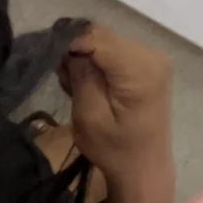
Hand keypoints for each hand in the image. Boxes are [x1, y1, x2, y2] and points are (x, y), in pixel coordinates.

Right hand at [62, 23, 173, 181]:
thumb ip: (81, 76)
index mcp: (140, 70)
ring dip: (83, 59)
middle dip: (75, 53)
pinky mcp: (147, 63)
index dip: (68, 44)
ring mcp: (152, 58)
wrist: (143, 166)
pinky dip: (95, 63)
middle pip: (100, 36)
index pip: (96, 37)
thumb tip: (69, 47)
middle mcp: (151, 55)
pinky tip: (91, 85)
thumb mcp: (88, 116)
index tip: (51, 64)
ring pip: (102, 41)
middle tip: (65, 82)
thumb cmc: (114, 147)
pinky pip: (111, 50)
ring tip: (77, 88)